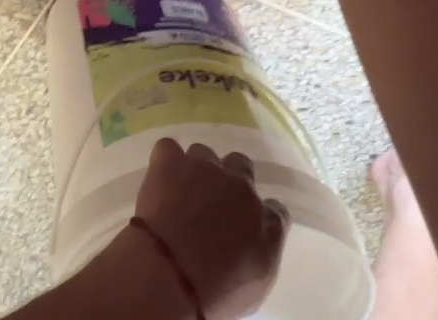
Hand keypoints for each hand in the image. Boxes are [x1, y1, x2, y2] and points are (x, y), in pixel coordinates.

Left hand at [131, 138, 288, 319]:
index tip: (245, 224)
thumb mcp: (259, 280)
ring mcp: (203, 167)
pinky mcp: (170, 160)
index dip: (259, 213)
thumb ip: (266, 248)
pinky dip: (166, 160)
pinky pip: (169, 148)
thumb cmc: (219, 289)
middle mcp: (239, 184)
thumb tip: (263, 232)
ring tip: (182, 191)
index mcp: (266, 218)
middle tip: (213, 202)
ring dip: (197, 169)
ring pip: (203, 154)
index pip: (276, 208)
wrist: (173, 273)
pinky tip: (161, 178)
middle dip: (230, 179)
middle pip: (241, 165)